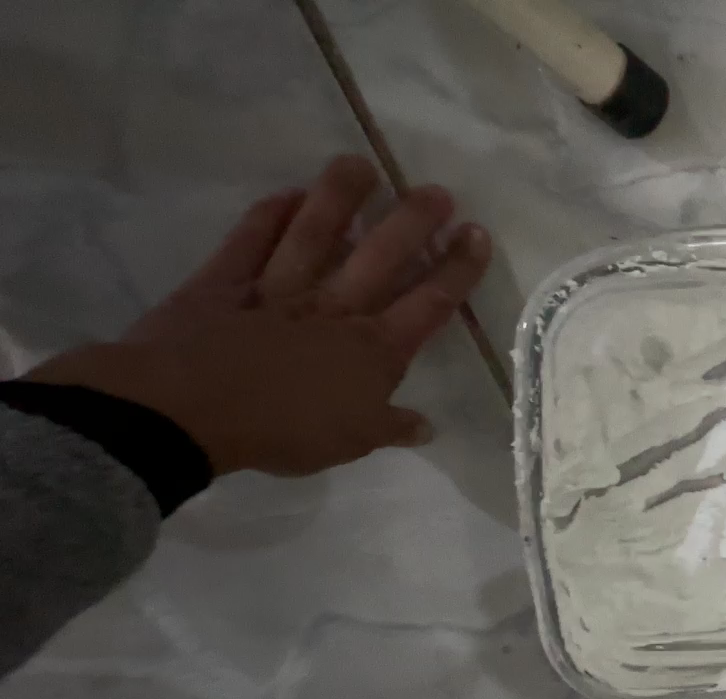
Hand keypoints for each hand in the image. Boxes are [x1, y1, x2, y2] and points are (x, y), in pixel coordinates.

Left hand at [26, 154, 490, 476]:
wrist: (183, 413)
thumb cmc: (284, 430)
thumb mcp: (355, 441)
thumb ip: (393, 427)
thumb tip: (425, 427)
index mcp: (376, 349)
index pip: (431, 303)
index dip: (458, 269)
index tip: (477, 235)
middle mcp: (336, 310)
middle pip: (382, 257)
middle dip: (413, 222)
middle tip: (437, 190)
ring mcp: (278, 290)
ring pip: (316, 236)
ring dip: (339, 198)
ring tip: (360, 164)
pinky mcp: (223, 283)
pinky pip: (250, 242)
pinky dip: (269, 216)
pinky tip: (290, 194)